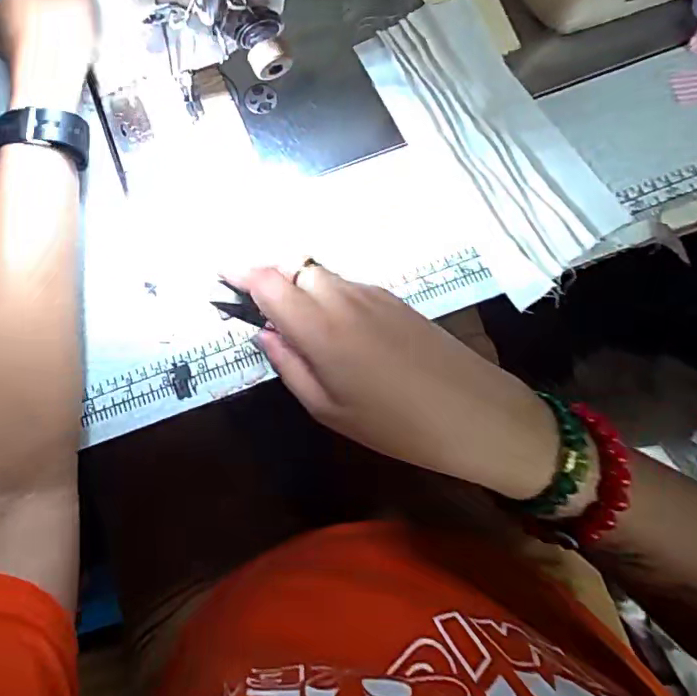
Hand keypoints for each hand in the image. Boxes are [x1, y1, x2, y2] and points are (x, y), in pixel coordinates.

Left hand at [0, 0, 96, 110]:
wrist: (49, 88)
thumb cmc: (58, 44)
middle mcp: (1, 0)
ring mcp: (4, 28)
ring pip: (26, 6)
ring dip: (45, 6)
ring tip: (69, 14)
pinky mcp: (13, 51)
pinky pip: (29, 31)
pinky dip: (43, 30)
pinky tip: (62, 38)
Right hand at [228, 264, 560, 499]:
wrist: (474, 411)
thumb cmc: (395, 425)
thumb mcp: (329, 409)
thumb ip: (289, 365)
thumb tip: (266, 333)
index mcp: (321, 327)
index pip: (270, 280)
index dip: (241, 274)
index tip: (222, 279)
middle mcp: (344, 297)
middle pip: (295, 270)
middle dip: (275, 285)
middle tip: (268, 321)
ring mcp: (373, 293)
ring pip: (323, 276)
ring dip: (304, 291)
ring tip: (306, 333)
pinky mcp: (395, 298)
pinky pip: (349, 286)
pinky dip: (331, 298)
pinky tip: (342, 336)